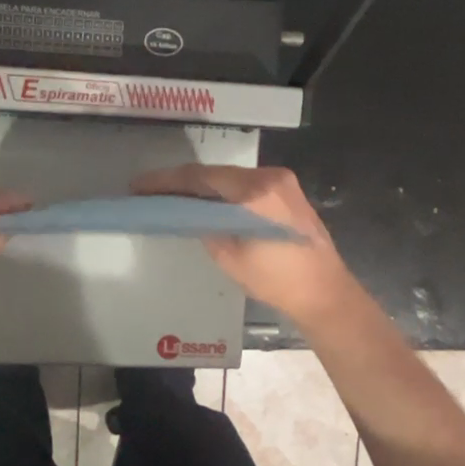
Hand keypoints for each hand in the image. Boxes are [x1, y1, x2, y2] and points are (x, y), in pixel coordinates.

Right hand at [131, 164, 356, 322]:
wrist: (325, 292)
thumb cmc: (277, 280)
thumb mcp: (230, 257)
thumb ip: (206, 227)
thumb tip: (188, 214)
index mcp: (255, 192)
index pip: (201, 177)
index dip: (166, 181)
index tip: (139, 185)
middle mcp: (270, 177)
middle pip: (215, 173)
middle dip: (182, 182)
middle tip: (151, 191)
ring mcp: (283, 182)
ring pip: (230, 178)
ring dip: (202, 187)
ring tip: (173, 197)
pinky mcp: (288, 192)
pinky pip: (246, 185)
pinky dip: (223, 192)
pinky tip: (205, 203)